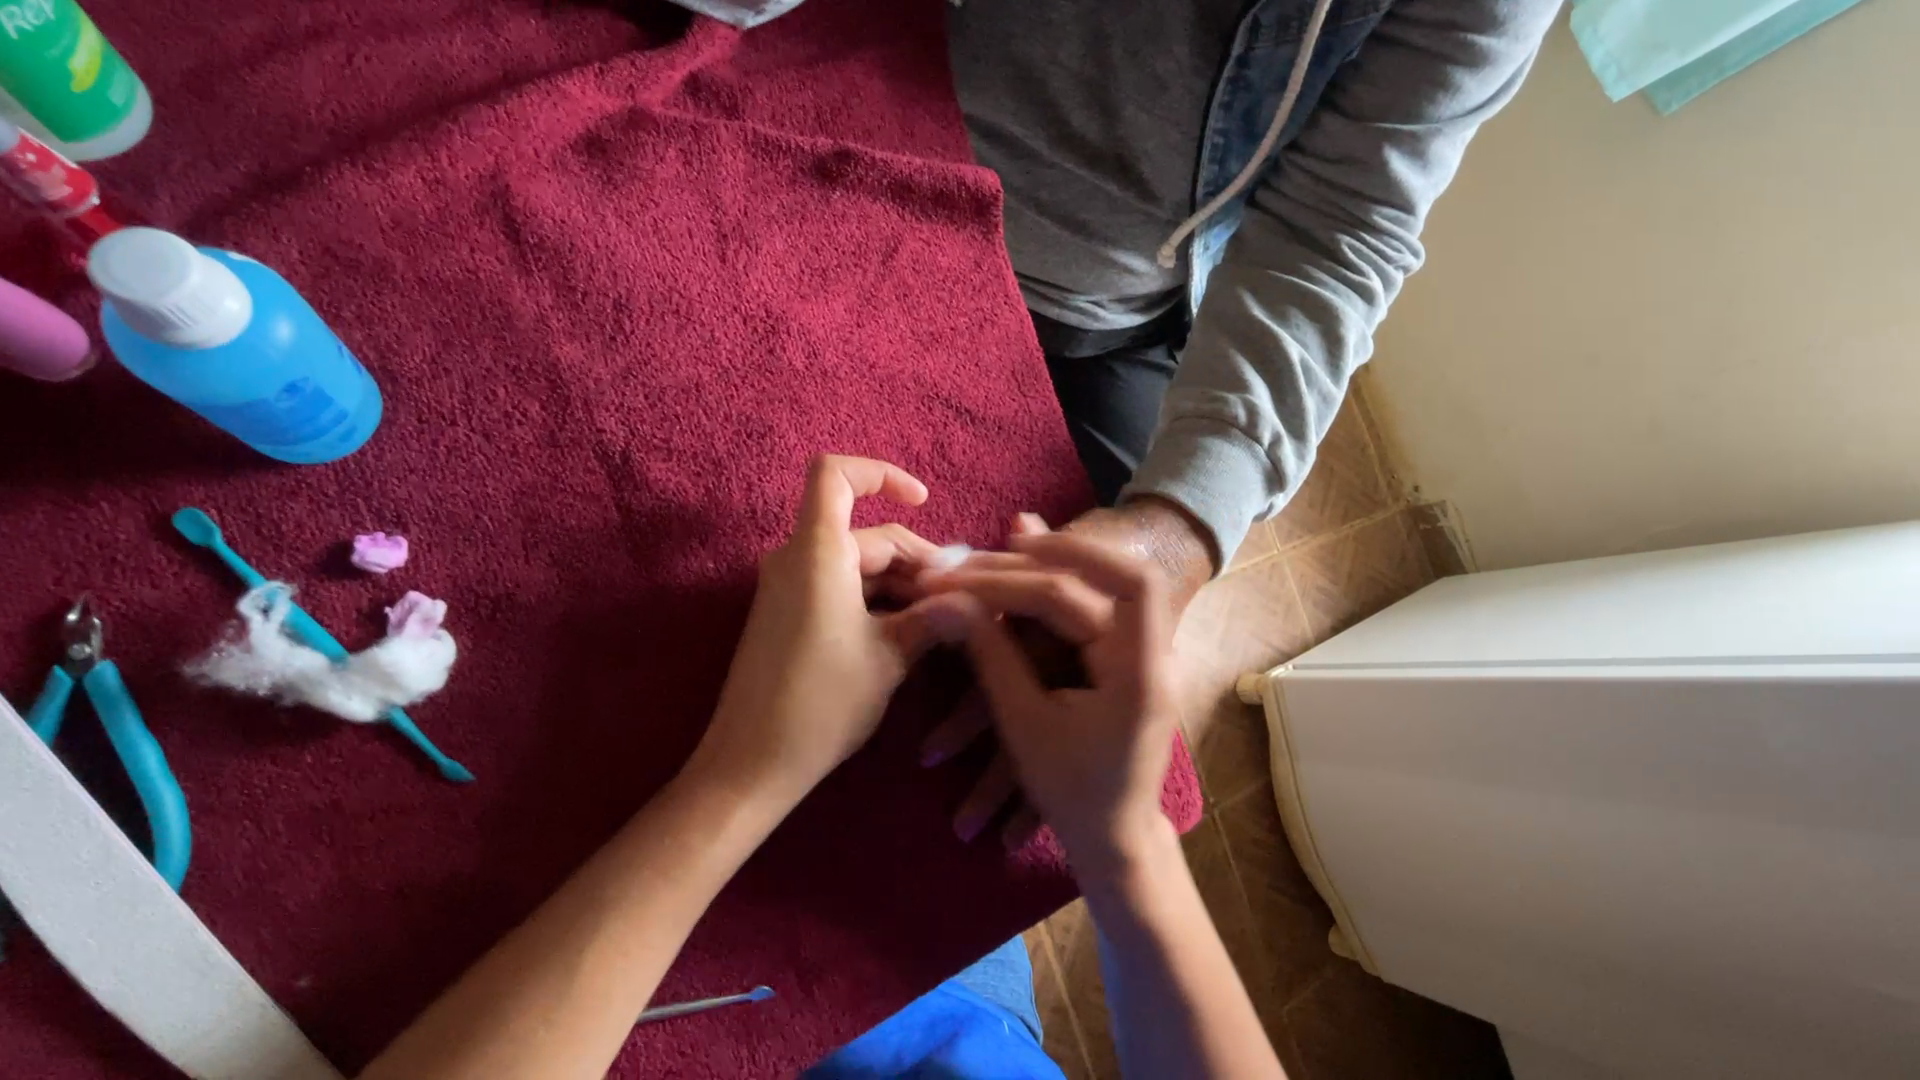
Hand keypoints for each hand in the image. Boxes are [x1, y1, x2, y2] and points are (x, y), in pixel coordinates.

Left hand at [690, 456, 966, 806]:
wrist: (751, 763)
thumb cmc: (821, 702)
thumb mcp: (889, 658)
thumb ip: (932, 618)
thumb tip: (974, 600)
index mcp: (817, 552)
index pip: (836, 474)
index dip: (881, 474)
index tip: (923, 500)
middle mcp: (797, 559)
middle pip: (864, 532)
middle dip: (915, 556)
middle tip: (959, 596)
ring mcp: (789, 588)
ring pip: (856, 563)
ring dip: (900, 583)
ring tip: (944, 618)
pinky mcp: (788, 616)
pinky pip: (838, 587)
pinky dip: (875, 599)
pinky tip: (911, 630)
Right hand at [926, 533, 1180, 868]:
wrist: (1115, 835)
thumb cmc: (1071, 790)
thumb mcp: (1025, 723)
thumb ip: (991, 654)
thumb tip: (946, 600)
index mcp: (1139, 671)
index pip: (1089, 594)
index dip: (1036, 567)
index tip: (983, 562)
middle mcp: (1154, 649)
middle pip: (1103, 577)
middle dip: (1036, 559)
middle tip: (977, 555)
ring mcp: (1146, 649)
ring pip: (1102, 585)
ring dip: (1050, 564)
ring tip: (1000, 545)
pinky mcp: (1128, 653)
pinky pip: (1097, 603)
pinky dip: (1060, 583)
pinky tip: (1027, 559)